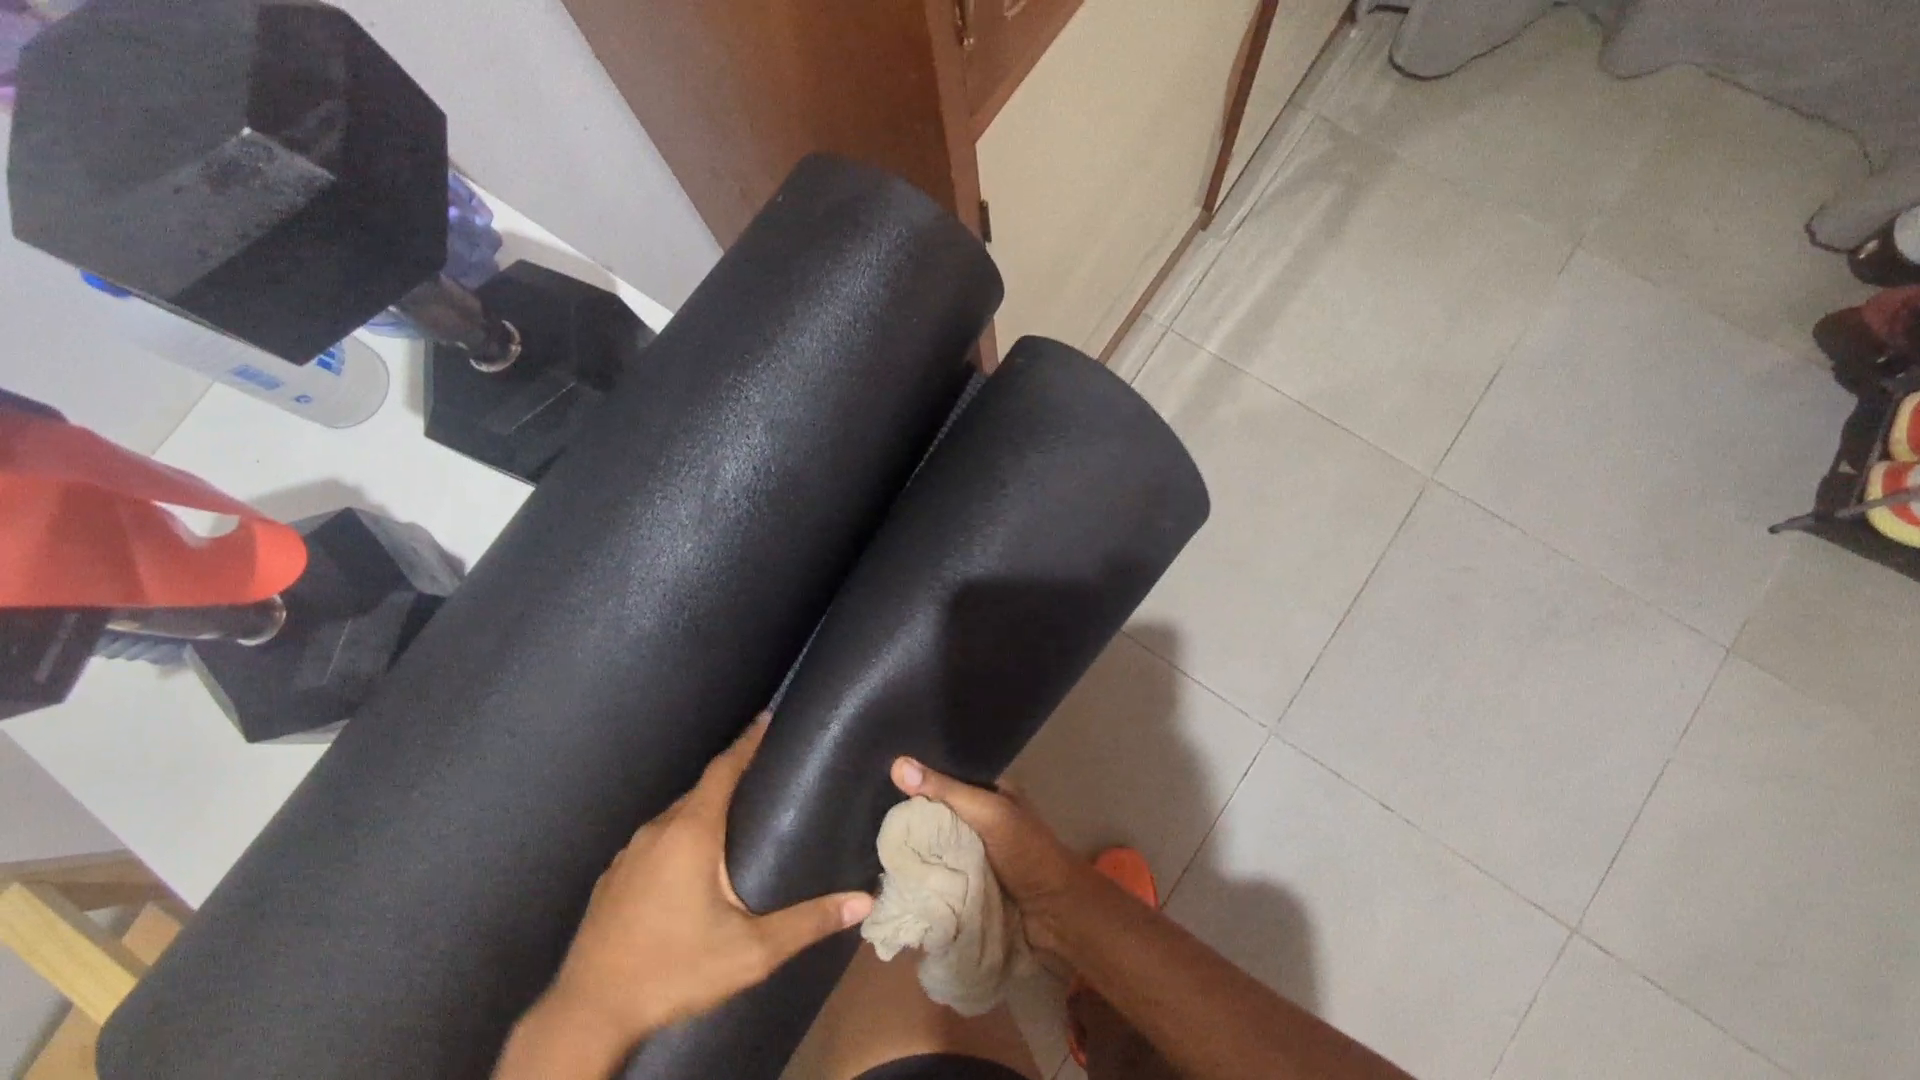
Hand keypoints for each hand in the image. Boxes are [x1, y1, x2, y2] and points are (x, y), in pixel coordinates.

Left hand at [498, 717, 873, 1077]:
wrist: (588, 1012)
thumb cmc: (675, 970)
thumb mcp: (751, 951)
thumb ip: (808, 922)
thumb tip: (864, 901)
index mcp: (691, 833)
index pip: (723, 769)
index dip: (747, 742)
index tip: (767, 719)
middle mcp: (656, 832)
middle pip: (700, 791)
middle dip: (732, 777)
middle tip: (766, 775)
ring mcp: (627, 855)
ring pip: (674, 818)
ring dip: (704, 810)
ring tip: (736, 819)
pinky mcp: (611, 880)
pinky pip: (654, 842)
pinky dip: (678, 838)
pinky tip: (690, 866)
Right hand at [891, 756, 1094, 954]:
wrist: (1056, 915)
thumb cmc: (1028, 853)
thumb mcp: (988, 813)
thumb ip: (946, 791)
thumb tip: (897, 764)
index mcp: (992, 794)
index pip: (947, 779)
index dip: (917, 781)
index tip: (878, 780)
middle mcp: (982, 821)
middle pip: (937, 815)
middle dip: (909, 821)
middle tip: (869, 821)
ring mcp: (976, 856)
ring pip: (935, 848)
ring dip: (912, 853)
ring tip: (872, 848)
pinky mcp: (970, 886)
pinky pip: (939, 876)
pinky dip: (922, 879)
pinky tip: (891, 877)